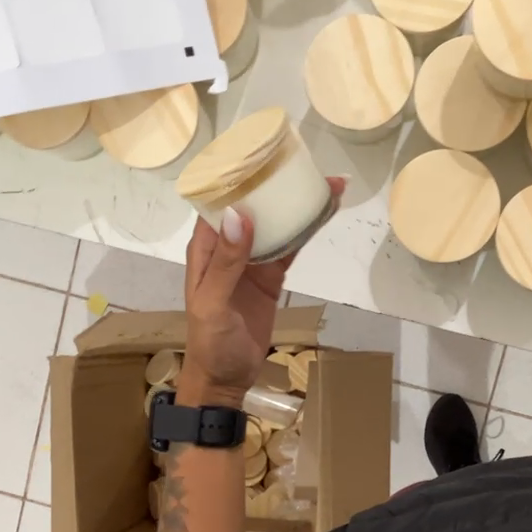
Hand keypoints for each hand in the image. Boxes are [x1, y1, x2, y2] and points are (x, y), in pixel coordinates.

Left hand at [180, 180, 344, 406]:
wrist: (226, 378)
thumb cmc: (210, 342)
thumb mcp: (212, 303)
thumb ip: (225, 262)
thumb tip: (240, 215)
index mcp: (205, 249)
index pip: (219, 203)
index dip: (237, 177)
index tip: (261, 153)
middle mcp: (228, 248)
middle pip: (253, 207)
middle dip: (275, 185)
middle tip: (304, 162)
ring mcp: (252, 262)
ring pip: (276, 225)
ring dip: (296, 206)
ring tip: (326, 184)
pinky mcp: (271, 278)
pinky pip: (289, 248)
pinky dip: (305, 232)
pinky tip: (323, 214)